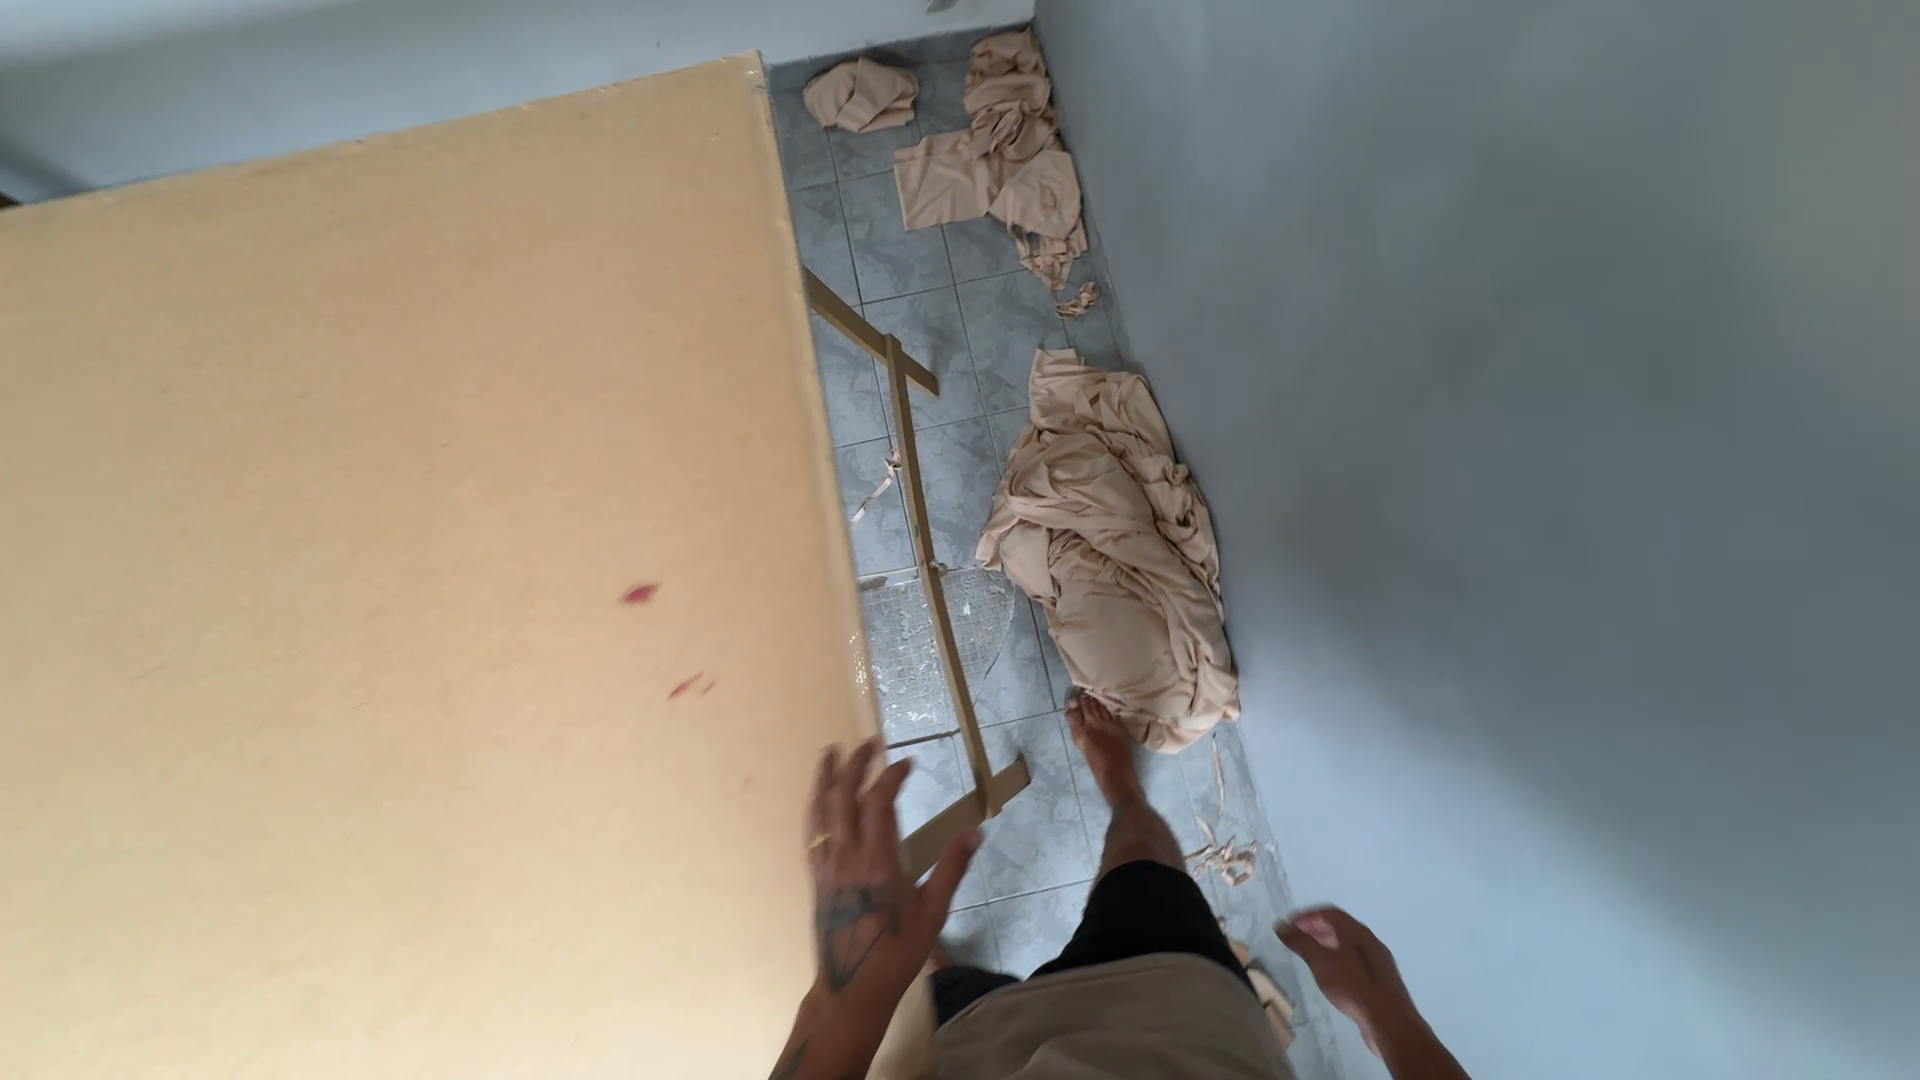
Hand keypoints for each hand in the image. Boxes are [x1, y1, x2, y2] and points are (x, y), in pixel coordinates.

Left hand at [807, 737, 979, 1001]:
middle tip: (869, 742)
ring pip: (820, 810)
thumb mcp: (934, 912)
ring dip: (825, 777)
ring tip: (830, 753)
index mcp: (878, 860)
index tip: (907, 763)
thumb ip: (952, 868)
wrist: (853, 990)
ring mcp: (826, 866)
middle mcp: (847, 856)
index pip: (879, 801)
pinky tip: (819, 799)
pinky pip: (810, 834)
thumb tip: (976, 833)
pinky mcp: (815, 879)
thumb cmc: (898, 952)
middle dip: (855, 763)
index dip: (892, 775)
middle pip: (844, 795)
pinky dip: (814, 808)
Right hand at [1276, 907, 1421, 1055]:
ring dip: (1329, 946)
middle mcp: (1370, 941)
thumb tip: (1281, 925)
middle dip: (1316, 930)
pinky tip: (1334, 978)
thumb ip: (1300, 942)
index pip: (1328, 913)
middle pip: (1340, 927)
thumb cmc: (1353, 986)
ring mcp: (1380, 962)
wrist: (1391, 1023)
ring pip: (1350, 946)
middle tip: (1299, 939)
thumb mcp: (1320, 961)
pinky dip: (1341, 961)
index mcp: (1356, 931)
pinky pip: (1358, 962)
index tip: (1290, 925)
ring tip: (1313, 958)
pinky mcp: (1384, 982)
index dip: (1307, 916)